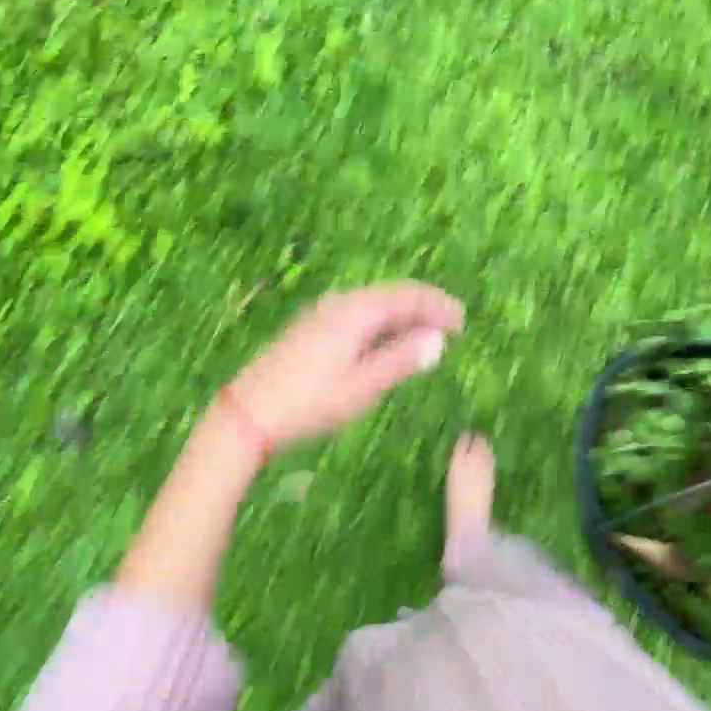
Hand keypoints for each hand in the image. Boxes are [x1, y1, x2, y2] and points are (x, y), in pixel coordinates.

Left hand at [225, 281, 464, 448]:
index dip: (437, 306)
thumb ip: (400, 360)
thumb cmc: (309, 404)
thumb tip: (436, 340)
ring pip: (371, 306)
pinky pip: (356, 316)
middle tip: (450, 326)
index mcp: (354, 312)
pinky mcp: (308, 329)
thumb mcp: (362, 386)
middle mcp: (338, 304)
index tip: (462, 321)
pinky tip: (385, 344)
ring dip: (401, 317)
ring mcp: (320, 315)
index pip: (406, 296)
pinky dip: (380, 325)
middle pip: (389, 296)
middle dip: (422, 309)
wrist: (247, 415)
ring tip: (425, 336)